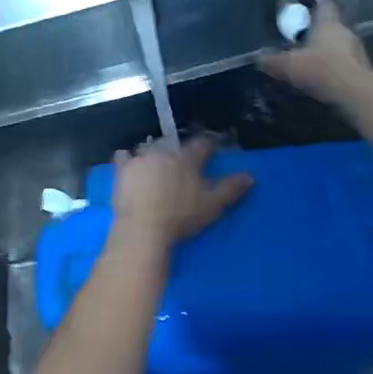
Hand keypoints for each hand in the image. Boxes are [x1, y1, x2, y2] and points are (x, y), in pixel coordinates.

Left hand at [109, 135, 252, 247]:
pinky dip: (127, 159)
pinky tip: (128, 162)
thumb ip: (230, 189)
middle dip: (178, 153)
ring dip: (153, 155)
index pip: (201, 145)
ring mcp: (140, 160)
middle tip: (180, 166)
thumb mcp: (212, 205)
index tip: (210, 149)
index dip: (208, 146)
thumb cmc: (181, 217)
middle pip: (173, 146)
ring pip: (149, 149)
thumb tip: (249, 176)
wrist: (144, 228)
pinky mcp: (122, 171)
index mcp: (187, 159)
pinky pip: (123, 157)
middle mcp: (164, 153)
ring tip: (156, 166)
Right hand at [258, 0, 372, 105]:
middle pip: (328, 24)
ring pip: (335, 43)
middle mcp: (344, 31)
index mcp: (328, 22)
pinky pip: (340, 61)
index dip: (313, 0)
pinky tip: (318, 75)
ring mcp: (354, 49)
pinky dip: (329, 64)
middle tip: (297, 36)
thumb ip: (272, 61)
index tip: (303, 3)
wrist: (355, 93)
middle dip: (314, 29)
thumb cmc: (321, 69)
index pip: (323, 3)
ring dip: (322, 48)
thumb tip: (258, 59)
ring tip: (305, 58)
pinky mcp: (359, 67)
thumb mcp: (288, 66)